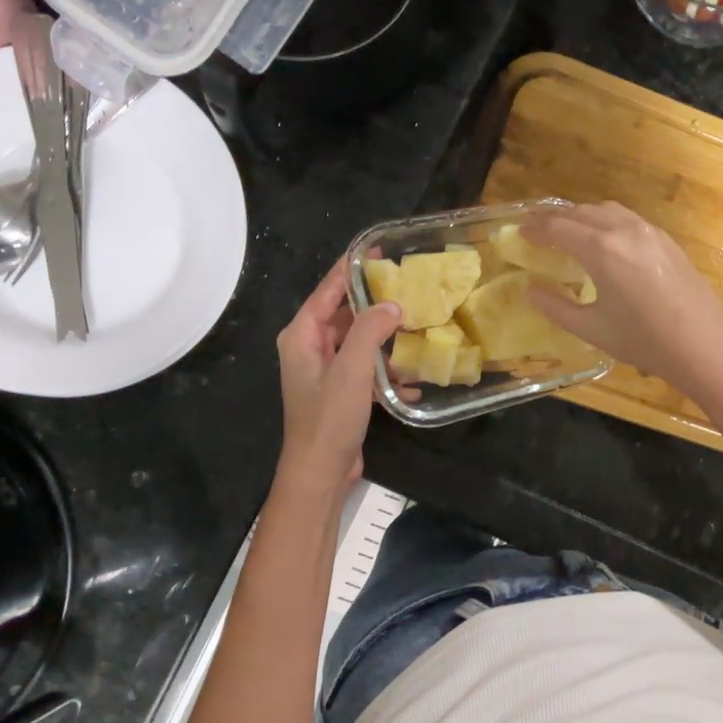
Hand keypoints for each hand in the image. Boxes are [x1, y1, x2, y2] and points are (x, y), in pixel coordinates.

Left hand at [276, 259, 400, 488]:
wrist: (320, 472)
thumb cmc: (329, 418)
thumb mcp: (352, 370)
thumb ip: (370, 331)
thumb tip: (393, 305)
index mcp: (302, 336)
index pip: (327, 290)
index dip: (352, 268)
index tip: (379, 250)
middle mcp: (311, 348)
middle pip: (346, 314)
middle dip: (377, 304)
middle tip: (412, 289)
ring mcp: (326, 372)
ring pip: (360, 343)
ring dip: (387, 342)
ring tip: (420, 331)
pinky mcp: (342, 394)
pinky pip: (367, 370)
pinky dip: (388, 374)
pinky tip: (414, 382)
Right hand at [524, 202, 722, 397]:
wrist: (702, 346)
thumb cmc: (644, 341)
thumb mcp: (592, 329)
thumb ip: (556, 308)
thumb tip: (531, 291)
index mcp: (601, 249)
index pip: (558, 228)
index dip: (535, 230)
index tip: (519, 234)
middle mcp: (625, 230)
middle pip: (582, 213)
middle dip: (556, 220)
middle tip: (540, 233)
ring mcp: (650, 232)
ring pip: (608, 211)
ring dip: (584, 217)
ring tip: (570, 233)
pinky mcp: (667, 241)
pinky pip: (629, 220)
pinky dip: (608, 223)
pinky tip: (607, 243)